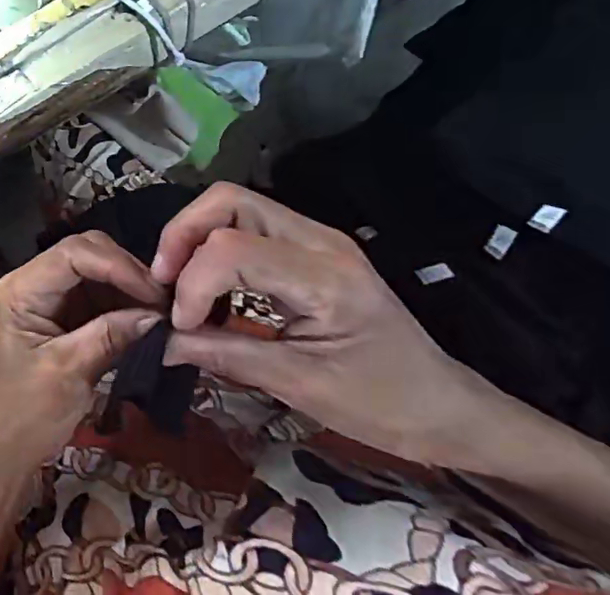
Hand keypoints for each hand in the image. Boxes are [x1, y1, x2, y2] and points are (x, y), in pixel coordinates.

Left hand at [0, 230, 167, 471]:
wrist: (3, 447)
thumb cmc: (25, 412)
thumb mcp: (68, 373)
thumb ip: (109, 337)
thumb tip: (157, 314)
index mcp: (22, 288)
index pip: (72, 254)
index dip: (117, 265)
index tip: (156, 293)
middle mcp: (34, 283)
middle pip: (85, 253)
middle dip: (126, 272)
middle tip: (166, 302)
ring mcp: (50, 298)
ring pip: (96, 272)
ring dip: (130, 287)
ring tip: (165, 312)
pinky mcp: (65, 316)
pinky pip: (100, 296)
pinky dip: (125, 304)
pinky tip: (150, 321)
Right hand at [150, 183, 510, 467]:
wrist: (450, 408)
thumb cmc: (385, 405)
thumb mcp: (301, 387)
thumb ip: (224, 356)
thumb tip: (159, 342)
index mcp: (325, 278)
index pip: (230, 250)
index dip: (191, 283)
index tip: (179, 325)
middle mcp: (318, 241)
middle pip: (225, 200)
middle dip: (181, 236)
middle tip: (164, 281)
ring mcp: (314, 237)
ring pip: (229, 204)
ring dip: (192, 236)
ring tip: (178, 282)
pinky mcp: (307, 246)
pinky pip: (243, 224)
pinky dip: (211, 246)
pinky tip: (208, 285)